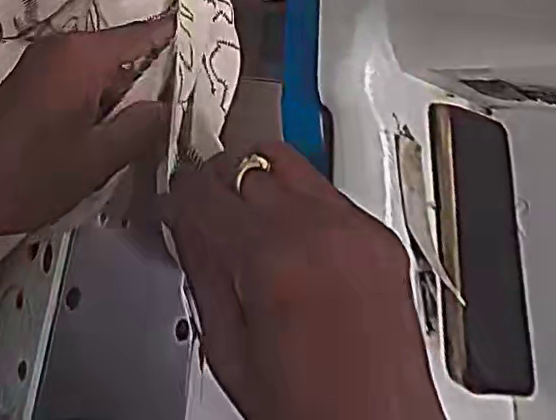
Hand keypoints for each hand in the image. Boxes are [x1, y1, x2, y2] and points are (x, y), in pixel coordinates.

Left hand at [0, 17, 174, 289]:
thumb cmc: (30, 174)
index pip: (143, 35)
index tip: (204, 38)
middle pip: (123, 50)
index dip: (175, 37)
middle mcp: (63, 45)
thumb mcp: (97, 158)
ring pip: (103, 65)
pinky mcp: (34, 76)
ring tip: (145, 122)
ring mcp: (45, 58)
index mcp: (82, 55)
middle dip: (149, 75)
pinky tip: (107, 126)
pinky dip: (100, 93)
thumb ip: (141, 126)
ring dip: (123, 89)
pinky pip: (81, 73)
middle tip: (179, 102)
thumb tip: (167, 105)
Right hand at [164, 142, 444, 419]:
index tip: (174, 204)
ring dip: (258, 178)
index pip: (205, 193)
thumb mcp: (231, 352)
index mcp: (272, 259)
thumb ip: (203, 274)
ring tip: (247, 210)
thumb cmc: (316, 414)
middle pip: (245, 164)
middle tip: (205, 208)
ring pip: (287, 161)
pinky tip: (291, 234)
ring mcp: (354, 228)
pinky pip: (326, 192)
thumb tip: (187, 228)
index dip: (179, 196)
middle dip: (216, 184)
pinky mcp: (381, 235)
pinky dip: (300, 201)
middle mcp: (317, 229)